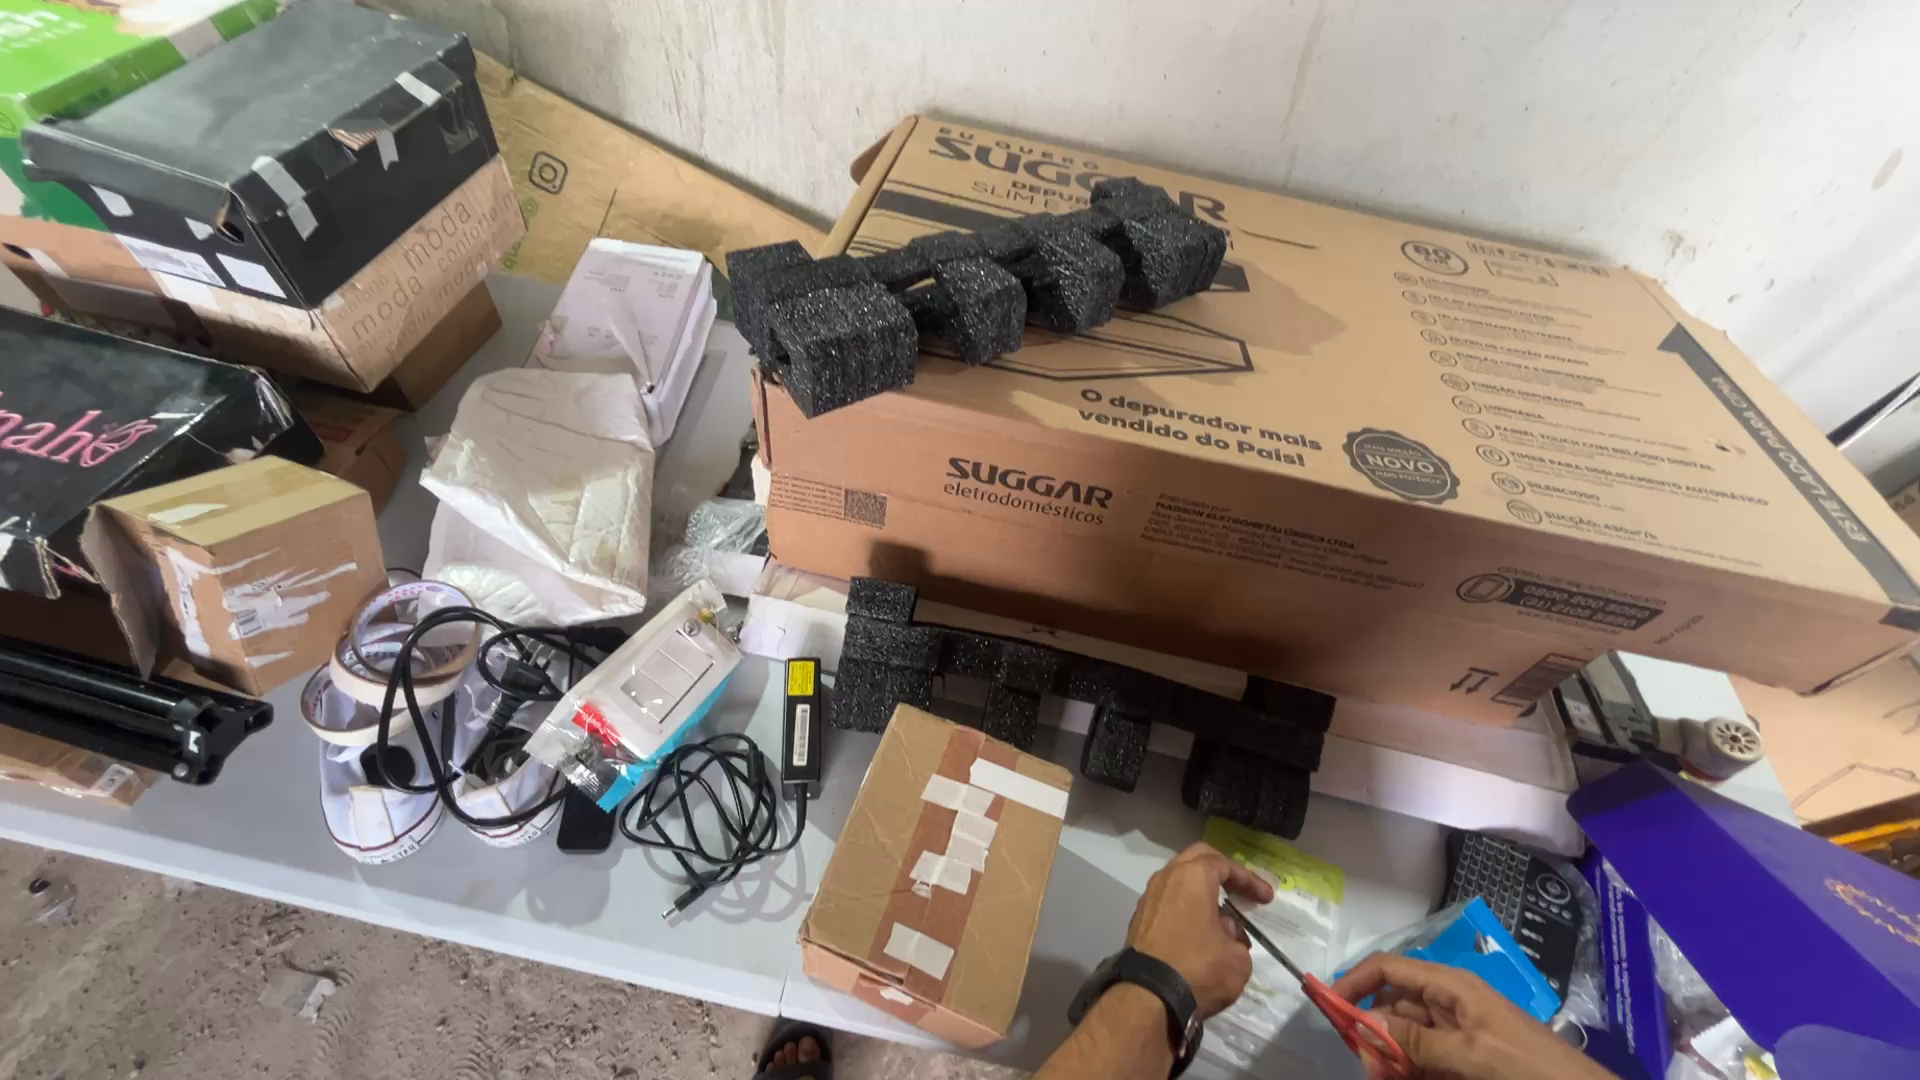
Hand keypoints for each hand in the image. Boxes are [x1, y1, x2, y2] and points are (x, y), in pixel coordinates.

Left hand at [1125, 842, 1274, 1016]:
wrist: (1149, 994)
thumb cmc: (1199, 968)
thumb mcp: (1236, 957)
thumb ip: (1236, 935)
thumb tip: (1224, 928)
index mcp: (1192, 877)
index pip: (1224, 865)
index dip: (1249, 879)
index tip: (1266, 897)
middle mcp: (1167, 877)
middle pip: (1197, 858)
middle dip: (1222, 870)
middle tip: (1242, 890)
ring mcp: (1150, 895)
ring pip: (1179, 878)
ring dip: (1202, 889)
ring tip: (1224, 913)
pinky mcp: (1140, 916)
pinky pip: (1168, 899)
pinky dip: (1186, 904)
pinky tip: (1200, 927)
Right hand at [1330, 953, 1613, 1079]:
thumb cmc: (1533, 1071)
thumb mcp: (1473, 1055)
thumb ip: (1418, 1041)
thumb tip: (1366, 1026)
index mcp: (1450, 985)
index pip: (1388, 968)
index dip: (1355, 981)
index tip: (1330, 1007)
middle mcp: (1450, 1001)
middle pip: (1395, 1006)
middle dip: (1374, 1032)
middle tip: (1367, 1067)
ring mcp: (1462, 1031)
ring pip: (1409, 1037)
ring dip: (1393, 1058)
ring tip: (1385, 1078)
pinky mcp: (1471, 1059)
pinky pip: (1430, 1059)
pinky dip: (1414, 1071)